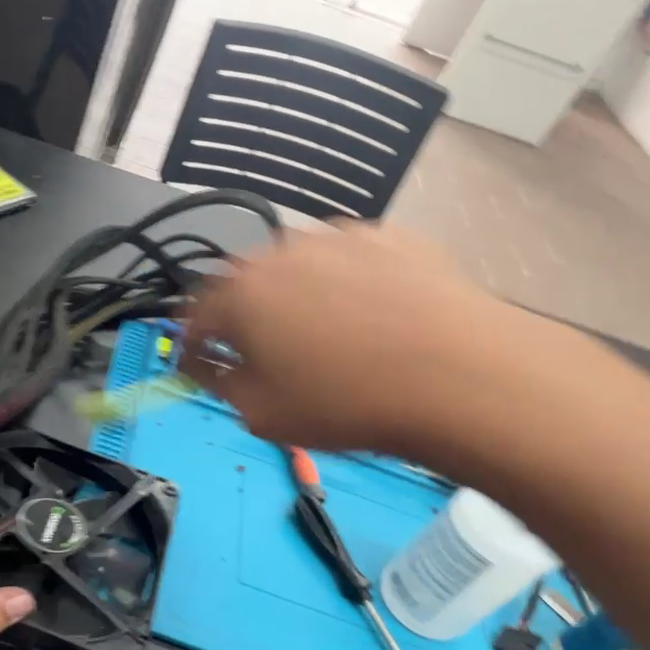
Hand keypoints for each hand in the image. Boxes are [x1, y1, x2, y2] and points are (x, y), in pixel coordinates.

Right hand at [181, 223, 534, 452]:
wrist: (459, 375)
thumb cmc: (344, 402)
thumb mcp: (260, 413)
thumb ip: (218, 382)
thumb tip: (204, 363)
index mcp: (239, 293)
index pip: (194, 316)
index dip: (190, 344)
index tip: (198, 364)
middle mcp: (281, 251)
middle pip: (245, 284)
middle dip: (244, 317)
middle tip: (261, 354)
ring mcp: (339, 236)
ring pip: (297, 268)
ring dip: (294, 297)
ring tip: (321, 336)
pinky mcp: (391, 237)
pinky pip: (348, 262)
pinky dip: (345, 286)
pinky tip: (370, 318)